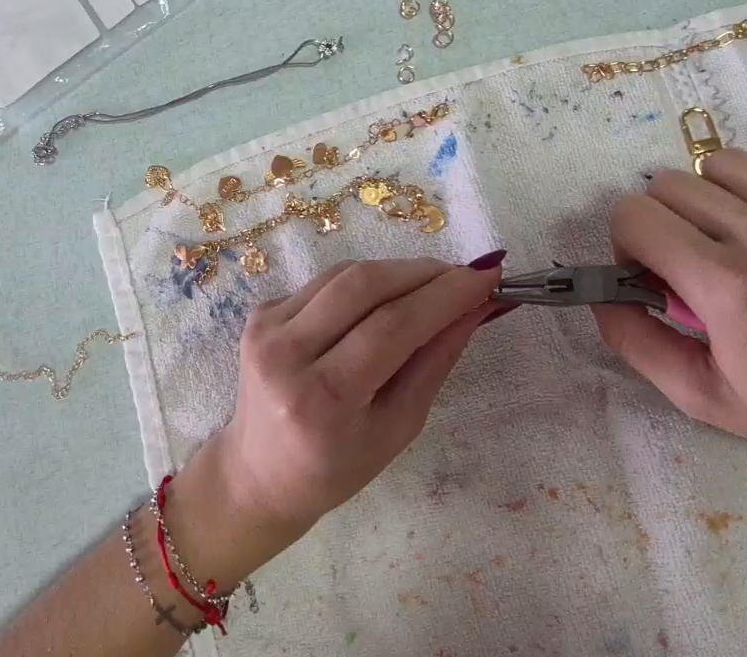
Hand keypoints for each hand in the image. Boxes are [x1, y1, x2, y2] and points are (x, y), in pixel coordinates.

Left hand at [166, 255, 505, 580]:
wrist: (260, 474)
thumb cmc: (337, 466)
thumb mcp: (398, 426)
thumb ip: (435, 361)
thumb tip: (475, 305)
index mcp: (323, 399)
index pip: (392, 326)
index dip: (444, 295)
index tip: (487, 275)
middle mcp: (286, 355)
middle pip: (363, 286)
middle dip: (422, 273)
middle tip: (463, 275)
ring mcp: (266, 329)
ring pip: (343, 276)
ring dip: (395, 272)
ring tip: (433, 283)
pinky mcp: (259, 313)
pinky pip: (323, 284)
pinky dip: (362, 285)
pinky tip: (384, 300)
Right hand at [594, 149, 746, 489]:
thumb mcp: (709, 401)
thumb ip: (636, 343)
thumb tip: (604, 294)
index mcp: (728, 287)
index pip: (634, 215)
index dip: (628, 244)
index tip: (654, 276)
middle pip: (668, 184)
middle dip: (664, 221)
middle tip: (694, 263)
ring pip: (722, 163)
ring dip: (713, 198)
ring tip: (739, 239)